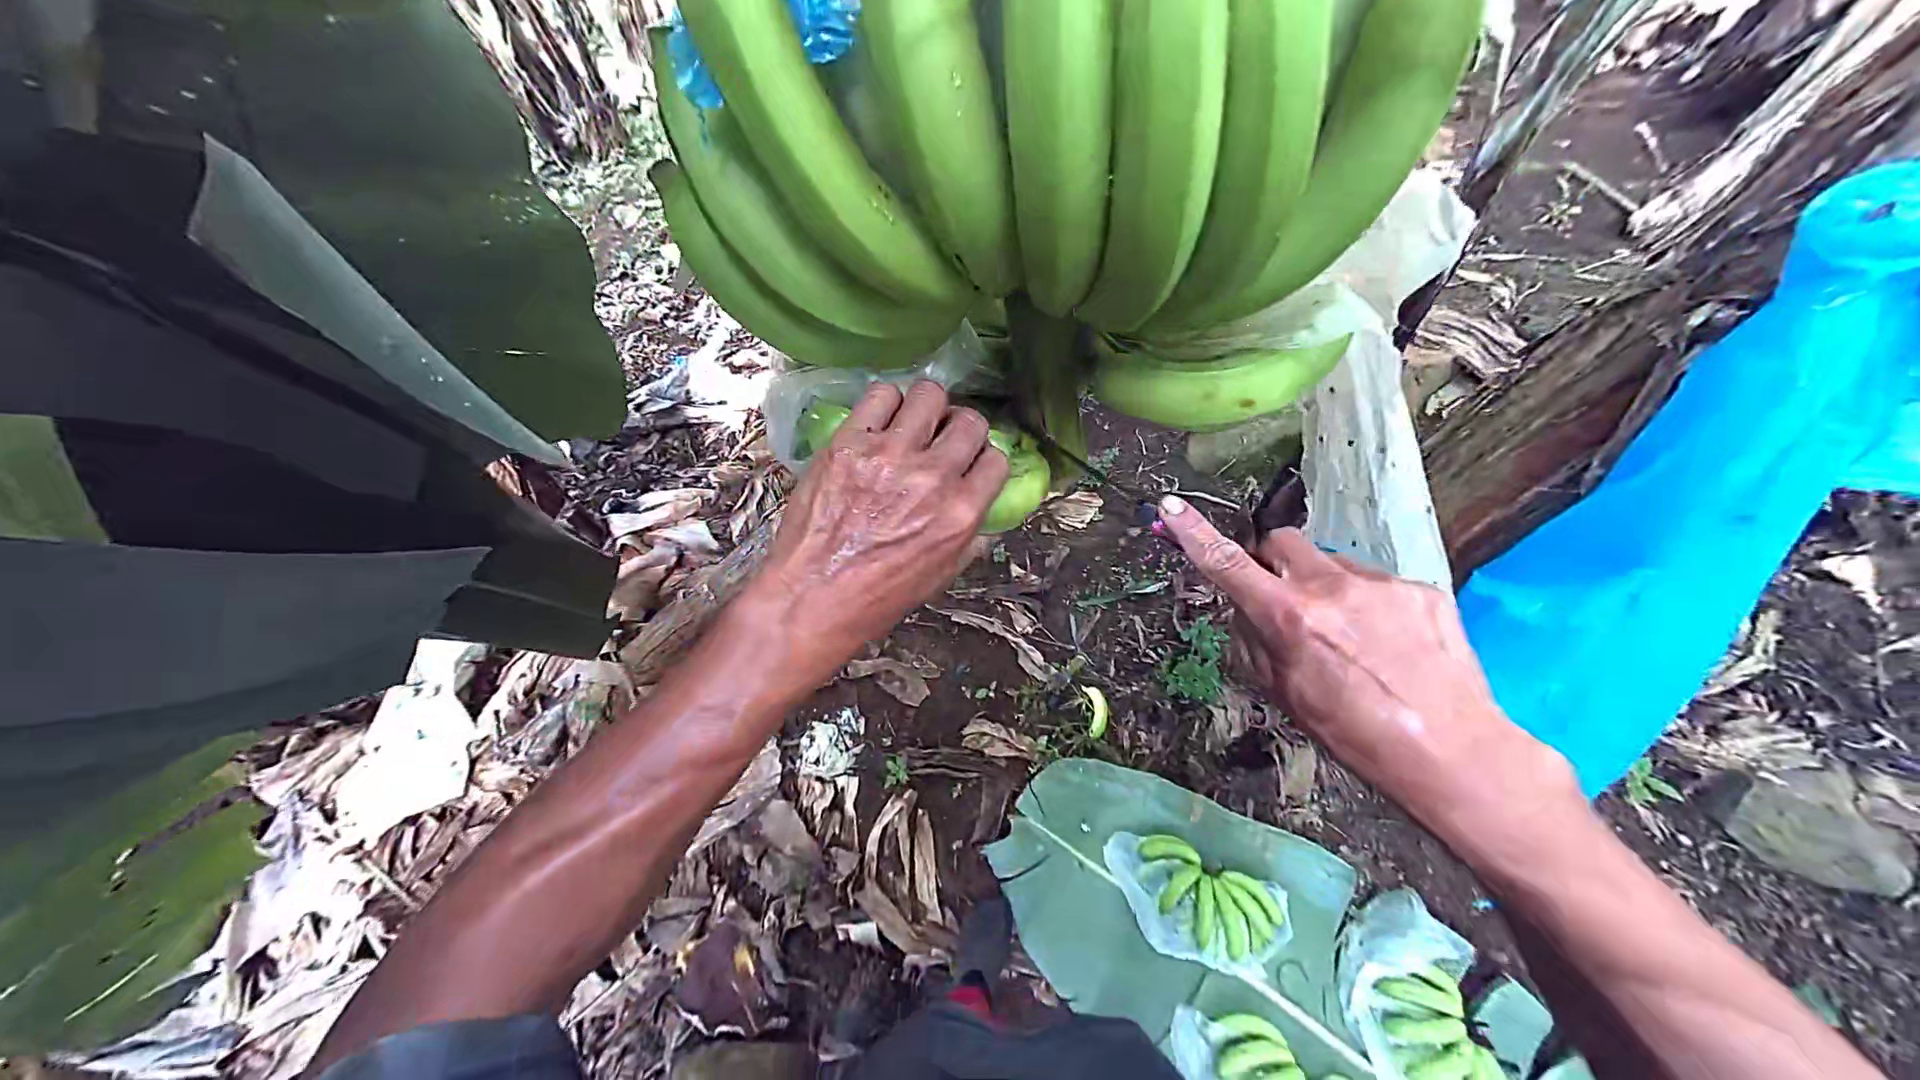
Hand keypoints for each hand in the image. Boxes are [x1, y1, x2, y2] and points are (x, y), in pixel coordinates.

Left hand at [754, 381, 1007, 678]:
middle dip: (961, 429)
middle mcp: (933, 477)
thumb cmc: (878, 596)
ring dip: (928, 408)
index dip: (983, 459)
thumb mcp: (941, 576)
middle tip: (942, 439)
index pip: (996, 459)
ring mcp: (890, 455)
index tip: (969, 463)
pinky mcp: (849, 442)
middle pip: (970, 422)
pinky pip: (881, 394)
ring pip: (930, 395)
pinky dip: (887, 402)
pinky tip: (880, 421)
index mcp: (961, 512)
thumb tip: (982, 511)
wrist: (813, 596)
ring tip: (913, 423)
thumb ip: (970, 539)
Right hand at [1156, 497, 1584, 846]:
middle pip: (1282, 542)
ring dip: (1324, 586)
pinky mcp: (1421, 588)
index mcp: (1289, 618)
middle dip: (1274, 562)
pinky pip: (1375, 582)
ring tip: (1349, 636)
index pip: (1227, 564)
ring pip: (1330, 563)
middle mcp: (1331, 589)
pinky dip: (1367, 603)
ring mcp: (1380, 584)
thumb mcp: (1281, 692)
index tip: (1171, 508)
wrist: (1451, 752)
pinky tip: (1387, 642)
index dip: (1193, 533)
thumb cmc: (1352, 732)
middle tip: (1285, 598)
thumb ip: (1252, 640)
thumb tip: (1245, 607)